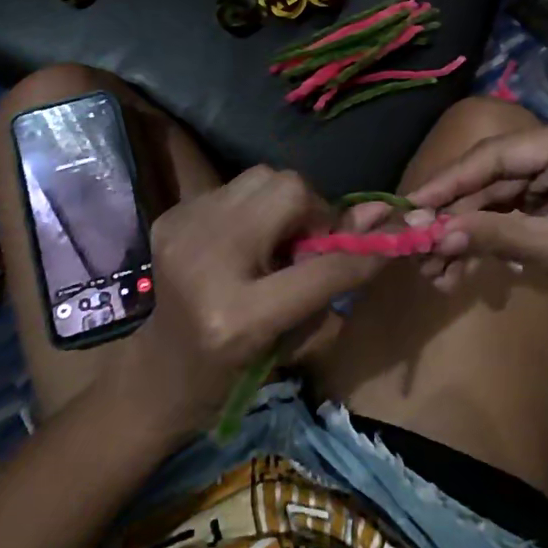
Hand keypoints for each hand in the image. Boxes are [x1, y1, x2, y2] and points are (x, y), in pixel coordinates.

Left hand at [110, 166, 384, 431]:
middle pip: (287, 190)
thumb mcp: (293, 338)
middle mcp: (206, 260)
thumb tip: (381, 219)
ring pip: (262, 176)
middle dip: (314, 210)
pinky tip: (244, 239)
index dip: (361, 252)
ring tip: (277, 238)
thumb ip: (335, 278)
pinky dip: (253, 207)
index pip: (321, 269)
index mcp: (238, 316)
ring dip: (284, 202)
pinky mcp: (170, 215)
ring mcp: (183, 230)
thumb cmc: (235, 371)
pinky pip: (234, 187)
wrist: (161, 367)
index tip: (387, 239)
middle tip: (311, 241)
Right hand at [406, 119, 547, 326]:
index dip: (449, 180)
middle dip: (453, 215)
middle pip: (489, 177)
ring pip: (490, 199)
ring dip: (462, 233)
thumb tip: (434, 235)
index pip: (496, 155)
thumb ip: (494, 234)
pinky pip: (504, 216)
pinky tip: (458, 268)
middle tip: (415, 244)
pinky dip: (482, 240)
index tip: (410, 204)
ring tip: (434, 270)